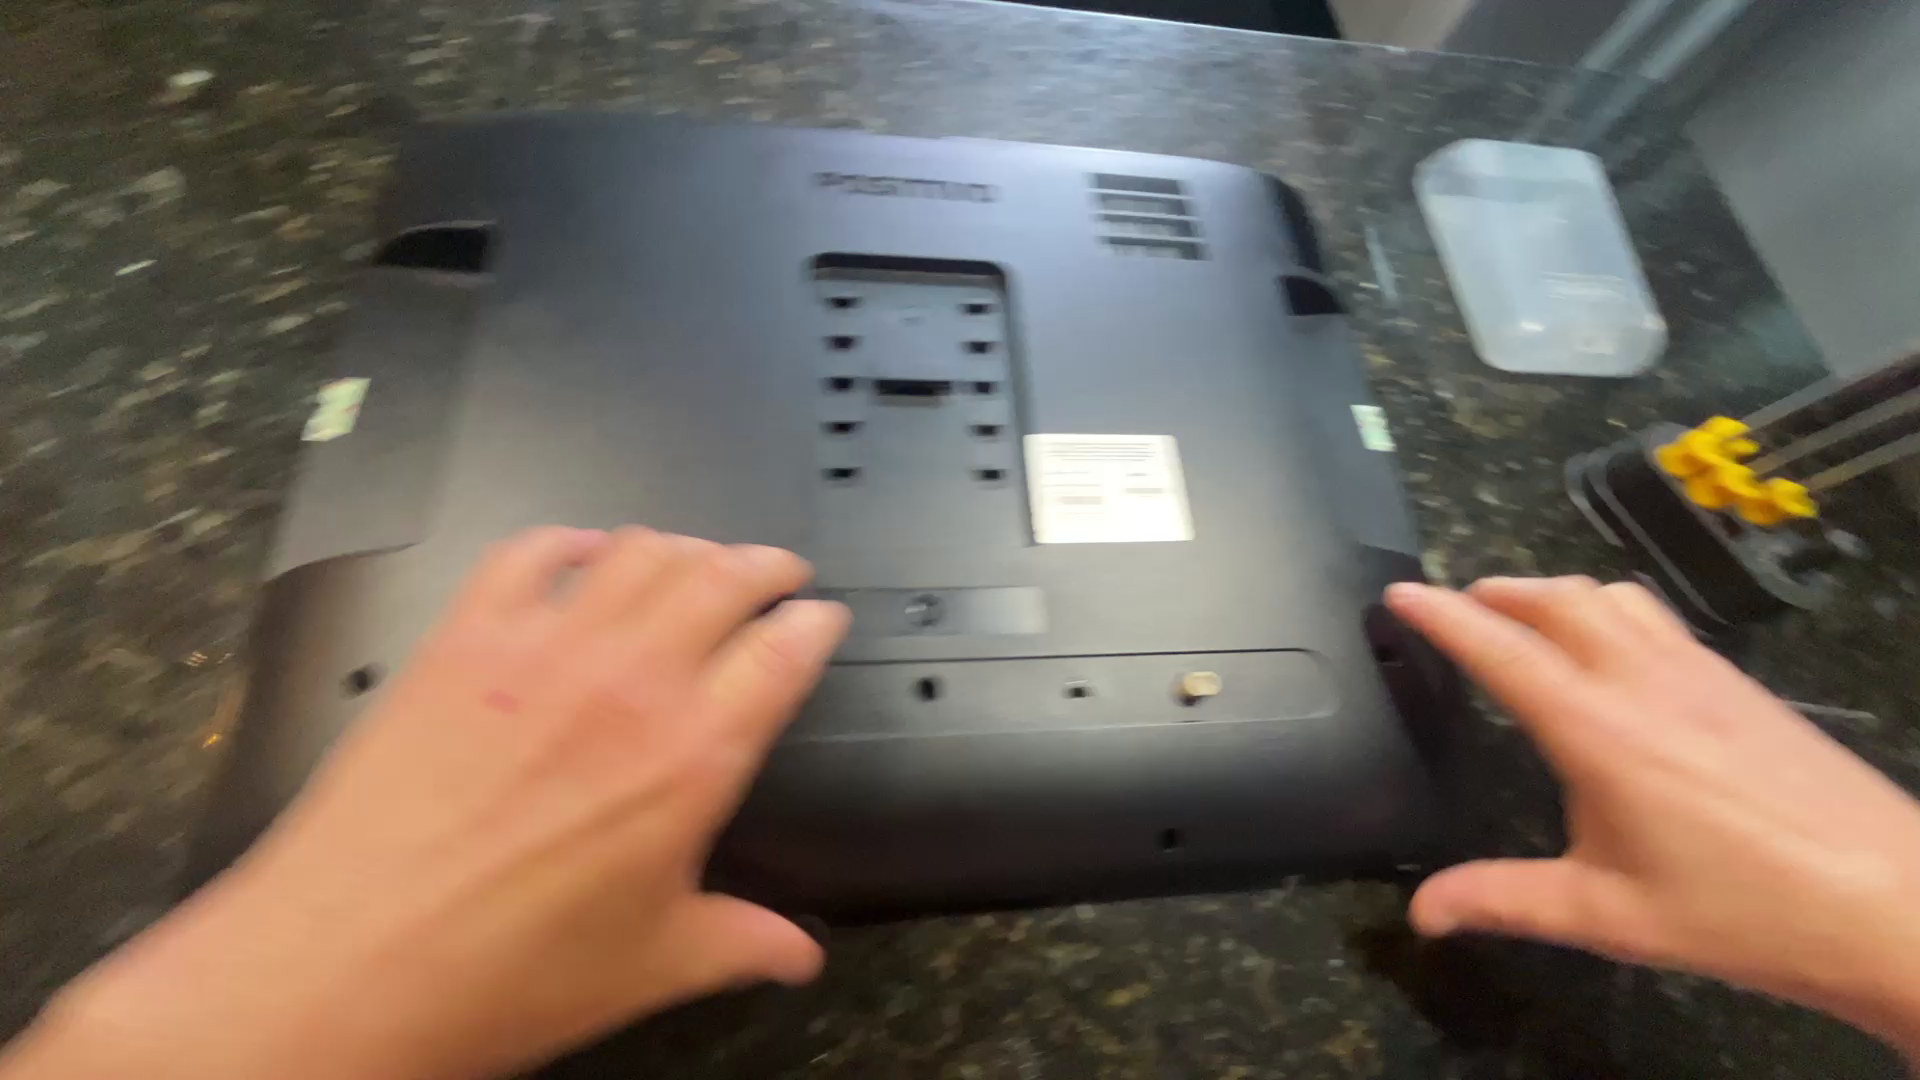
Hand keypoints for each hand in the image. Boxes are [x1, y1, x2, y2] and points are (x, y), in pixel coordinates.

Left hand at [9, 527, 849, 1079]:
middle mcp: (634, 682)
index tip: (824, 616)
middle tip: (780, 570)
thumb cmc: (510, 976)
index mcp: (695, 755)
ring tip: (701, 560)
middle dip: (768, 563)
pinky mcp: (469, 638)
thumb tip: (804, 958)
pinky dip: (572, 540)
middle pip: (726, 576)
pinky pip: (532, 553)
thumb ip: (747, 942)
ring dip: (689, 545)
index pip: (787, 649)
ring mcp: (548, 648)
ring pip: (645, 550)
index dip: (818, 620)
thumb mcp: (654, 963)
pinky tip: (589, 551)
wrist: (331, 977)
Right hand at [1388, 577, 1919, 1053]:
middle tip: (1455, 606)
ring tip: (1519, 613)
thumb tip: (1420, 913)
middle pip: (1556, 600)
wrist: (1918, 919)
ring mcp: (1699, 676)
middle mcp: (1643, 685)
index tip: (1399, 593)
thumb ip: (1504, 901)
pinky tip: (1605, 646)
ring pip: (1608, 597)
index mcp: (1598, 731)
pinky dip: (1603, 608)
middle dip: (1494, 592)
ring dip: (1549, 592)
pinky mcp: (1740, 684)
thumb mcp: (1611, 916)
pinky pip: (1653, 617)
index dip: (1441, 615)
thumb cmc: (1749, 914)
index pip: (1501, 650)